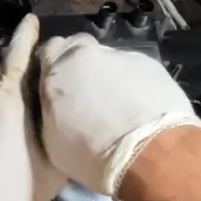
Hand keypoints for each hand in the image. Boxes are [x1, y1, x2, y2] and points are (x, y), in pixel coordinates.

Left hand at [0, 15, 65, 200]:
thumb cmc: (18, 189)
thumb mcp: (52, 155)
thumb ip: (53, 120)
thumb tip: (56, 105)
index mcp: (6, 94)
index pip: (18, 52)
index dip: (27, 35)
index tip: (32, 20)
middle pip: (2, 70)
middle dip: (19, 70)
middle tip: (39, 80)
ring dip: (1, 89)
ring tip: (21, 102)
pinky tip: (0, 120)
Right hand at [37, 34, 200, 194]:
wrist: (149, 153)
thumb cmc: (92, 153)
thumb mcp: (52, 139)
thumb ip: (50, 108)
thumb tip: (55, 103)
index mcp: (57, 70)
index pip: (49, 49)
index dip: (54, 64)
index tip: (60, 83)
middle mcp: (86, 54)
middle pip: (79, 47)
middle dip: (81, 64)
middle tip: (88, 93)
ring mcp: (121, 55)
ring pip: (109, 59)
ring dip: (110, 75)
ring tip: (121, 105)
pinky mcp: (150, 63)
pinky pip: (135, 69)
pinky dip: (135, 83)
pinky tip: (142, 106)